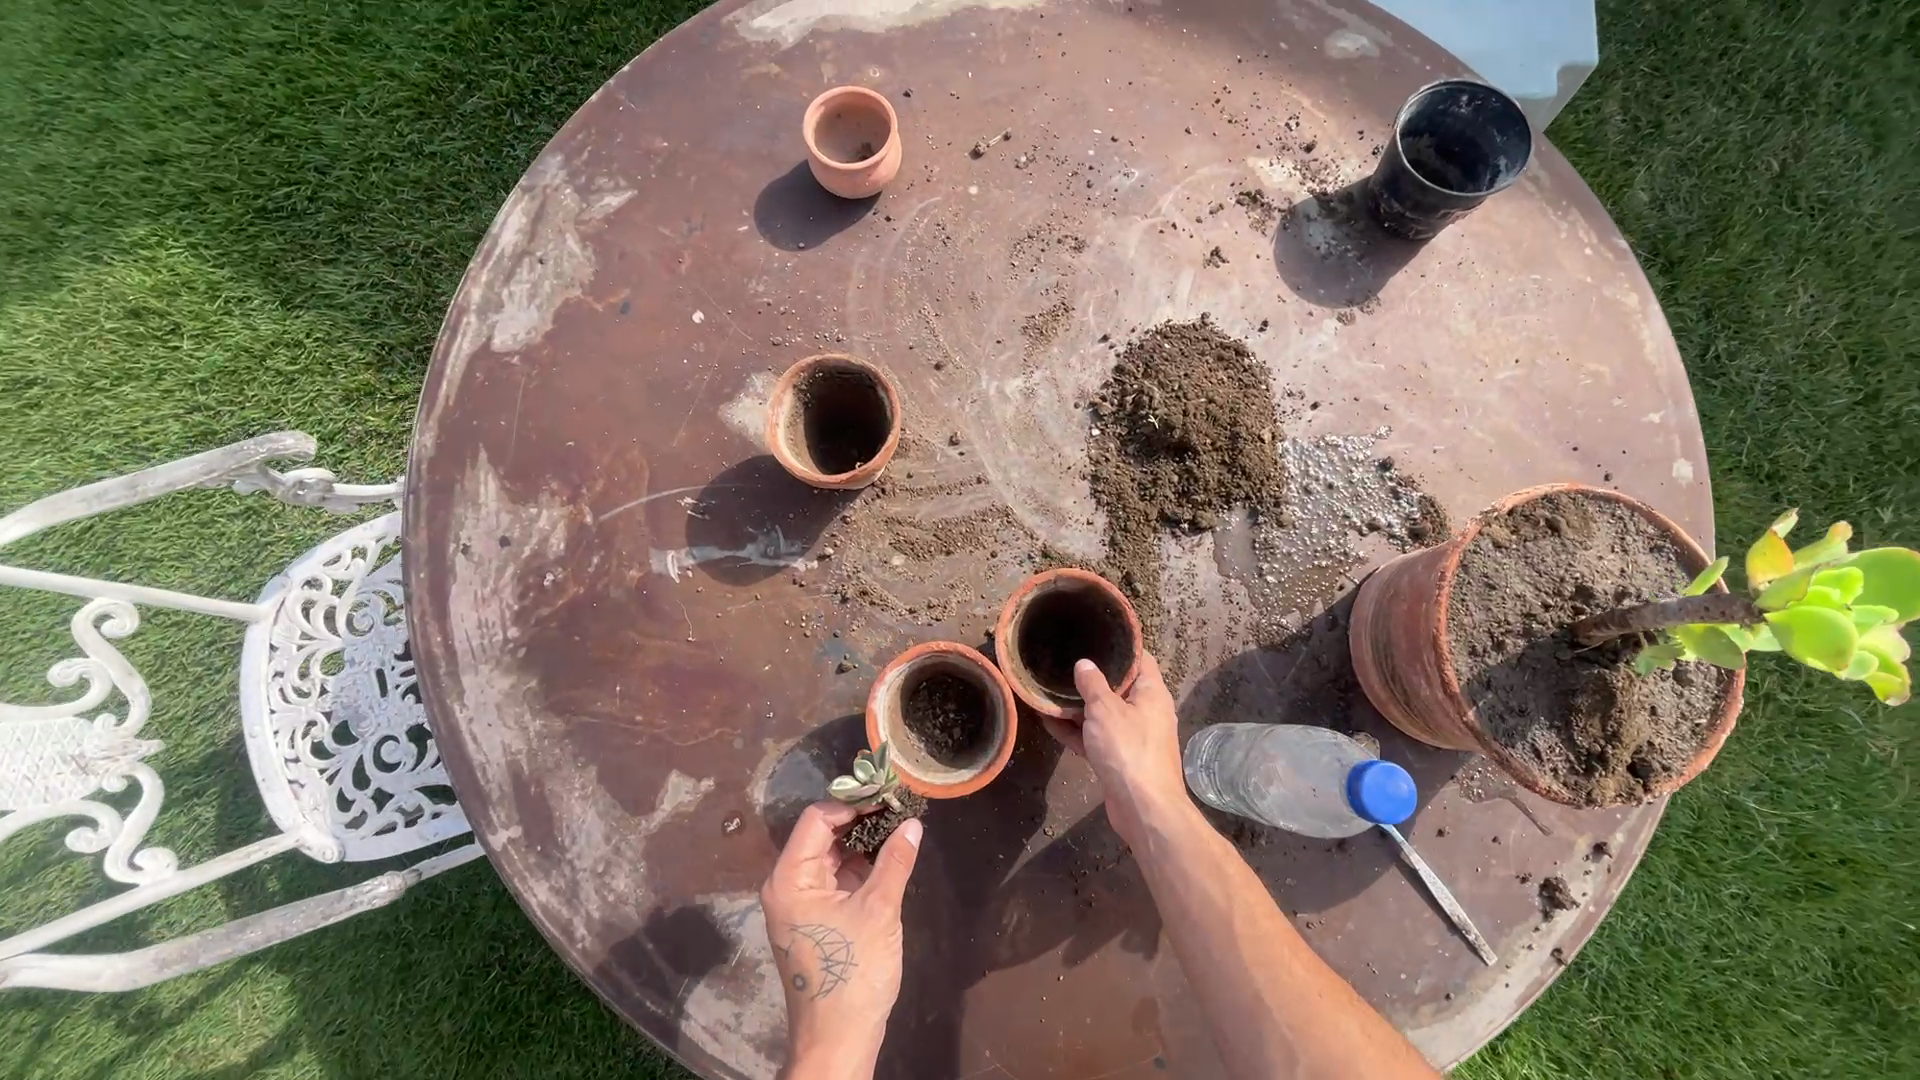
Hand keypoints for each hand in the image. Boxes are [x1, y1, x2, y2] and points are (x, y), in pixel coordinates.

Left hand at [761, 801, 922, 1079]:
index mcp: (790, 878)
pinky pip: (835, 879)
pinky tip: (888, 856)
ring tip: (898, 826)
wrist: (838, 1041)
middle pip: (822, 835)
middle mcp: (787, 885)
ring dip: (862, 841)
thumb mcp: (879, 910)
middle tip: (897, 807)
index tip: (887, 796)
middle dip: (860, 819)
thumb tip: (913, 823)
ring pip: (831, 856)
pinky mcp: (814, 920)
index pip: (818, 819)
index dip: (852, 803)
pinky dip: (859, 866)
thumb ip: (895, 860)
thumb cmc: (854, 972)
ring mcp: (799, 904)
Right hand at [1042, 652, 1191, 847]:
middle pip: (1118, 686)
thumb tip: (1085, 664)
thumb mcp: (1105, 709)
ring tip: (1048, 690)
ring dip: (1078, 707)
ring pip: (1102, 714)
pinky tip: (1048, 722)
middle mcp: (1146, 711)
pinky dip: (1076, 731)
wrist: (1143, 808)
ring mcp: (1132, 736)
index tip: (1095, 635)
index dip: (1120, 647)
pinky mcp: (1119, 758)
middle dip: (1091, 678)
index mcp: (1152, 693)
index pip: (1140, 659)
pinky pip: (1095, 737)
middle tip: (1064, 661)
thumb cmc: (1128, 750)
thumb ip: (1092, 684)